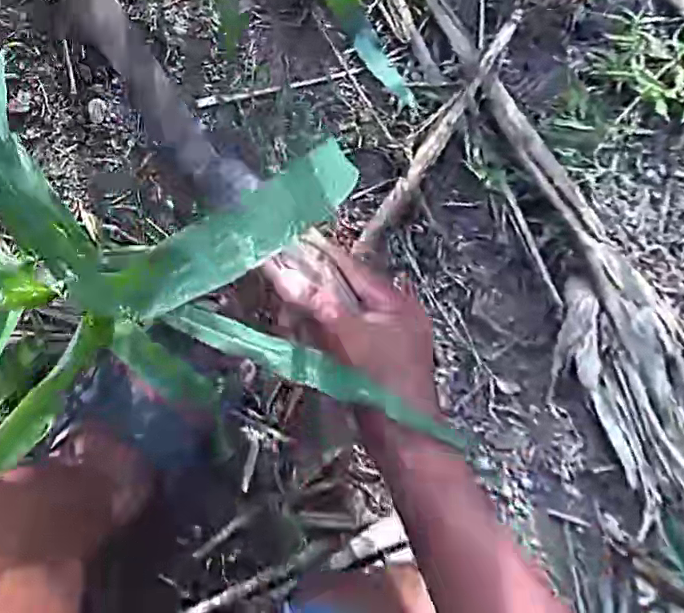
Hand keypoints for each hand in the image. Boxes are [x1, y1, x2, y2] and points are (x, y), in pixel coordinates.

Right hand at [266, 246, 441, 451]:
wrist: (405, 444)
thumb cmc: (382, 384)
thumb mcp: (345, 335)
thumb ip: (313, 300)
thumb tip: (280, 271)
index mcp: (395, 301)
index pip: (348, 265)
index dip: (315, 252)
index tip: (285, 238)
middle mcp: (393, 312)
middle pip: (340, 286)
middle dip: (309, 285)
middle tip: (278, 277)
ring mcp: (384, 336)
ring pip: (336, 309)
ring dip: (310, 310)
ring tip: (287, 312)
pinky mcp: (372, 357)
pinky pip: (339, 330)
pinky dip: (319, 329)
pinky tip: (300, 332)